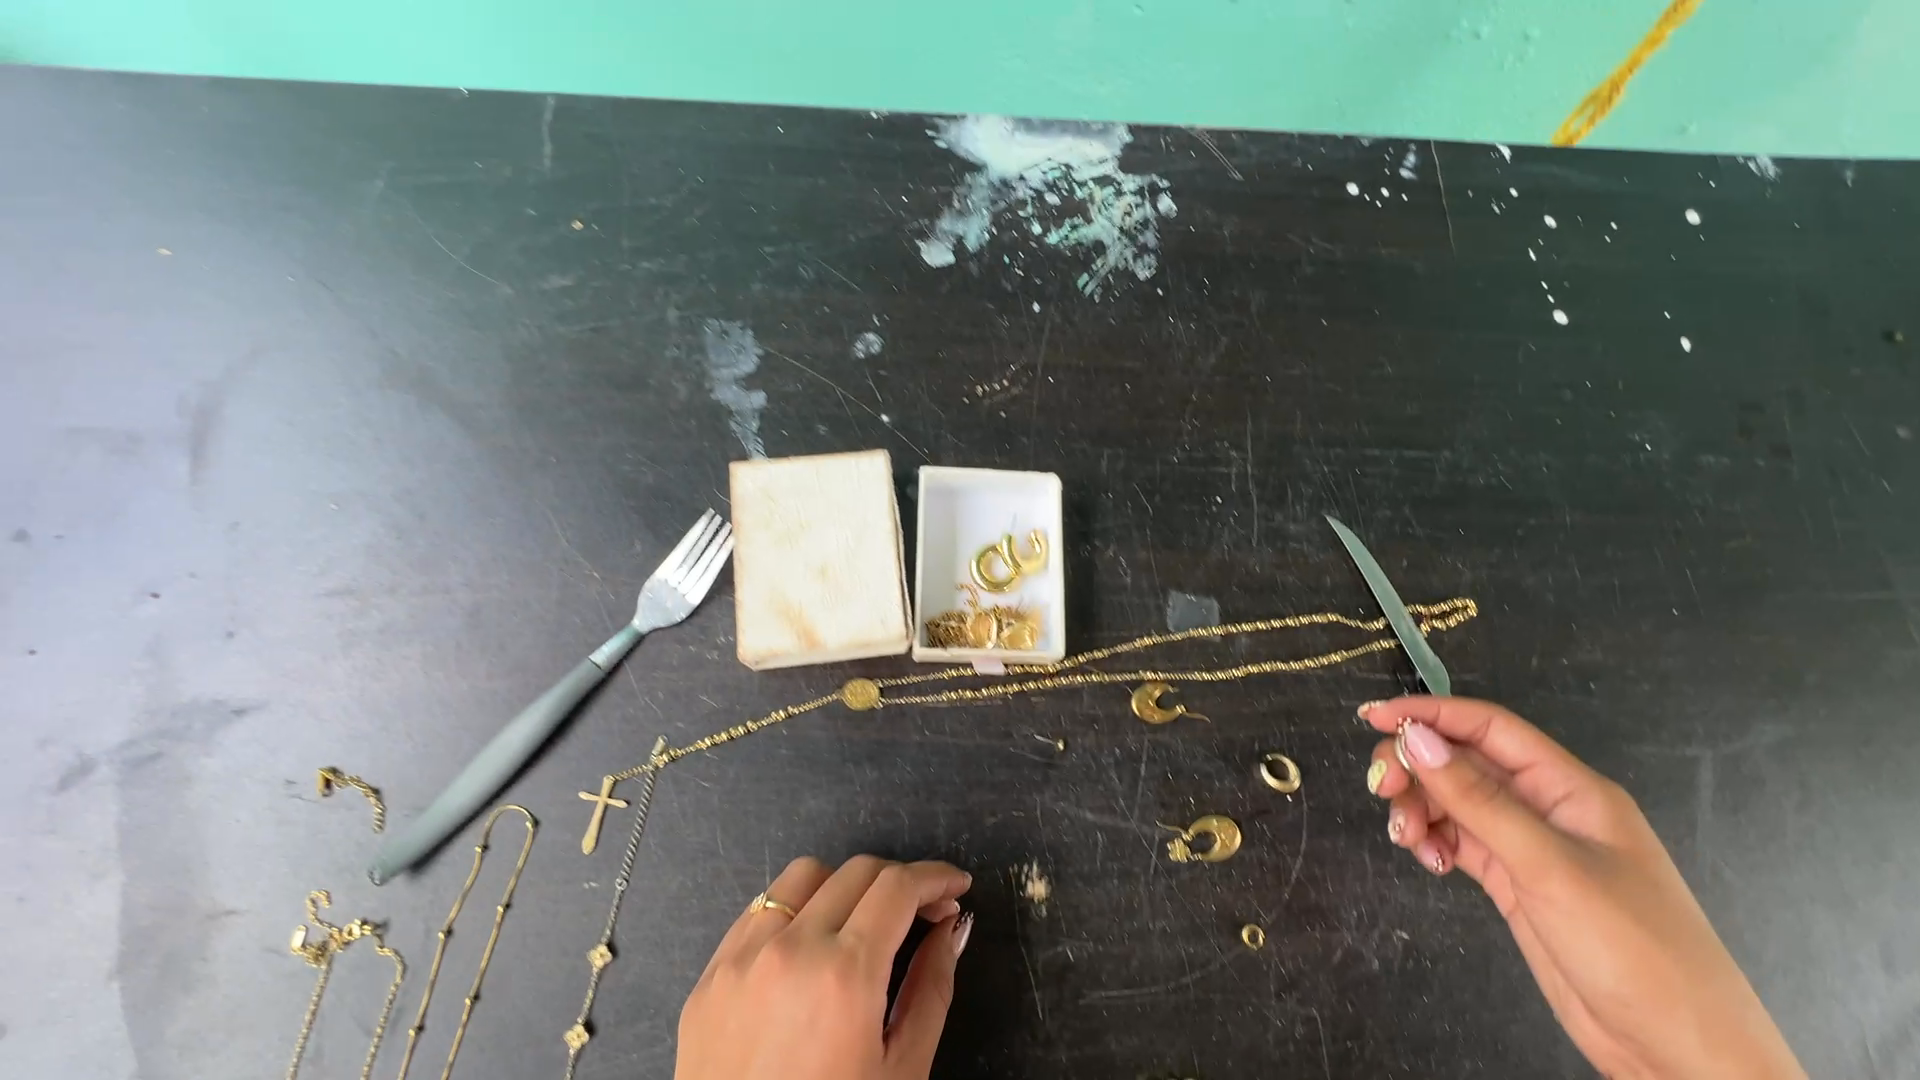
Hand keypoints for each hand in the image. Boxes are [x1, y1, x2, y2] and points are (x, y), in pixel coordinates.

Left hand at [675, 855, 973, 1079]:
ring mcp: (742, 957)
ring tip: (861, 924)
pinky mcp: (710, 974)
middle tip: (921, 913)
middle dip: (899, 881)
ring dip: (844, 885)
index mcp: (844, 974)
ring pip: (803, 875)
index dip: (935, 877)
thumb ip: (932, 988)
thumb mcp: (902, 1071)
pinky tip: (809, 946)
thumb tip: (950, 927)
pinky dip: (796, 910)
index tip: (955, 886)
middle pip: (857, 870)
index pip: (898, 887)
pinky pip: (759, 911)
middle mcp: (791, 948)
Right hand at [1360, 696, 1803, 1079]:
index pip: (1488, 728)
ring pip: (1454, 803)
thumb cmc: (1632, 948)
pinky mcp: (1515, 883)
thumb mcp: (1548, 867)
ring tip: (1406, 840)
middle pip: (1462, 763)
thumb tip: (1414, 737)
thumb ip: (1478, 800)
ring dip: (1419, 809)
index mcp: (1568, 788)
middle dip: (1415, 769)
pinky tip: (1431, 862)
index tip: (1372, 718)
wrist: (1680, 1054)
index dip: (1429, 713)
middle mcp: (1545, 808)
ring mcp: (1529, 847)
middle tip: (1382, 792)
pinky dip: (1434, 843)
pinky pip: (1459, 842)